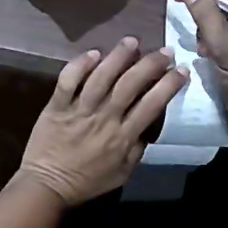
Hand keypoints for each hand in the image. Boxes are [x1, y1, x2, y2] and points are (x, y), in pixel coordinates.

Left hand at [17, 36, 187, 205]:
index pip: (152, 105)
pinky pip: (68, 81)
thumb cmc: (87, 182)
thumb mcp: (122, 173)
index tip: (181, 70)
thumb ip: (137, 148)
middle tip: (165, 50)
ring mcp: (79, 111)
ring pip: (101, 77)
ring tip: (132, 41)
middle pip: (130, 84)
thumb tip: (148, 125)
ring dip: (119, 57)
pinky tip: (94, 53)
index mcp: (123, 137)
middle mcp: (104, 119)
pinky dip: (80, 65)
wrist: (46, 186)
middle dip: (151, 64)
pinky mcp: (57, 107)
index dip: (169, 85)